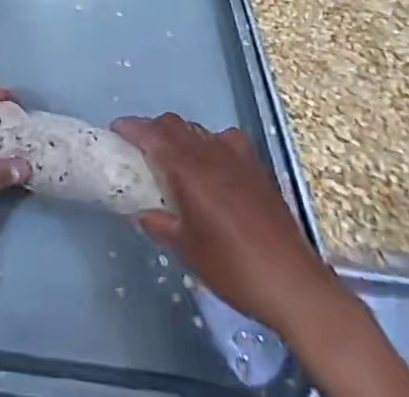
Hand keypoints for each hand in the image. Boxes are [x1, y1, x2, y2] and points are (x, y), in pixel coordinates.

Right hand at [112, 113, 337, 333]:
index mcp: (188, 169)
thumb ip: (159, 224)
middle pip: (175, 124)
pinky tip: (215, 165)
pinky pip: (227, 140)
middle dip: (153, 130)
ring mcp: (239, 158)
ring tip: (174, 158)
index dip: (131, 128)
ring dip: (181, 136)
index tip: (115, 132)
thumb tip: (142, 212)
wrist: (293, 284)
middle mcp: (212, 153)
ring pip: (200, 129)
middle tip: (140, 148)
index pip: (153, 134)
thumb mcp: (185, 250)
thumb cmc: (232, 268)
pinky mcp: (259, 169)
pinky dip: (212, 143)